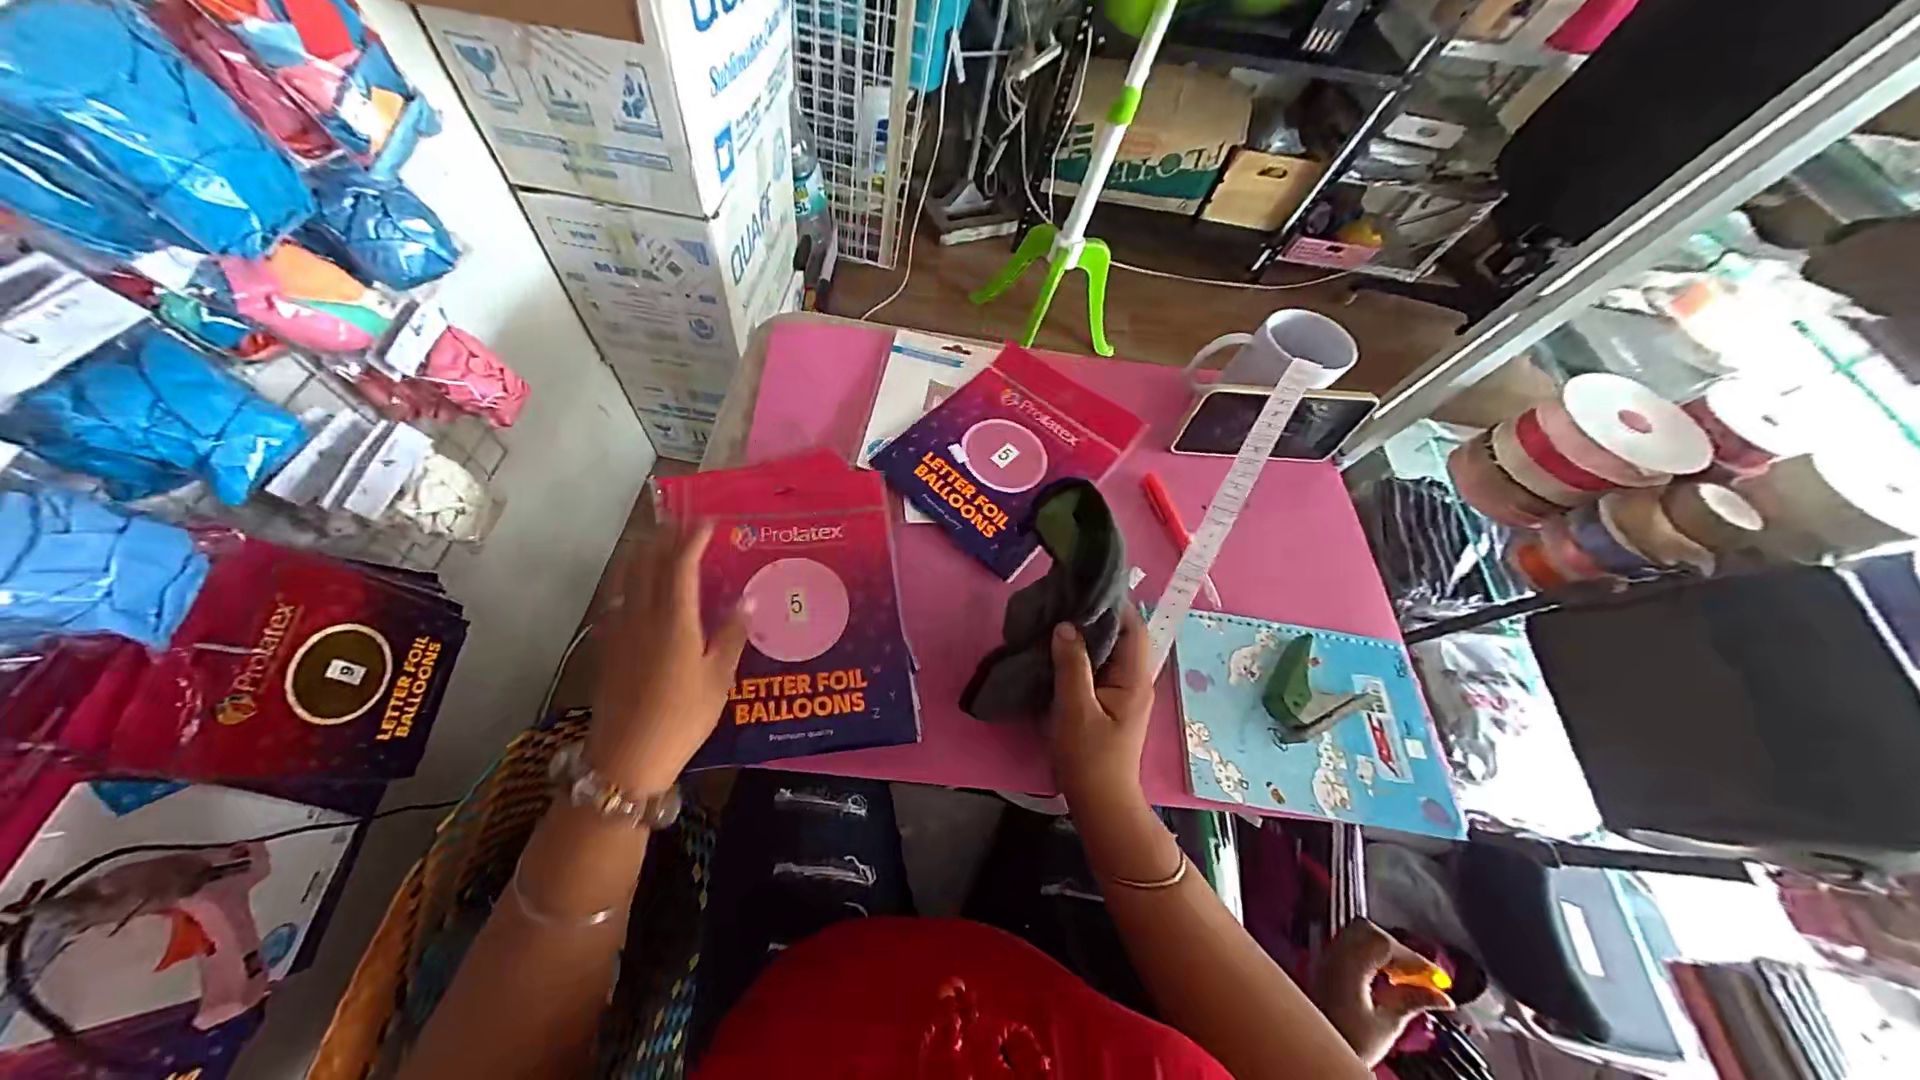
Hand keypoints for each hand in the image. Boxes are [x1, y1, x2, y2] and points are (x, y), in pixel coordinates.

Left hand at [587, 520, 749, 795]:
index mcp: (674, 620)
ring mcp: (620, 631)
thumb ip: (731, 635)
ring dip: (643, 553)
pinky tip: (634, 586)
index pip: (680, 566)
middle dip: (665, 538)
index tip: (708, 521)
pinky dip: (629, 580)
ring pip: (627, 578)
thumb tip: (746, 600)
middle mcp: (643, 616)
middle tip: (682, 522)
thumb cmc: (683, 717)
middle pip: (648, 564)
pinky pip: (618, 599)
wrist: (627, 756)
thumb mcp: (719, 678)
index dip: (693, 539)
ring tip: (656, 540)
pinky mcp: (608, 647)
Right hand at [1048, 606, 1153, 807]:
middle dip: (1097, 615)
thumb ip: (1072, 665)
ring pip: (1108, 652)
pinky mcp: (1107, 702)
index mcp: (1134, 679)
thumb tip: (1066, 626)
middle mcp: (1133, 680)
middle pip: (1121, 636)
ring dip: (1087, 634)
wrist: (1099, 803)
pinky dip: (1081, 653)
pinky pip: (1097, 667)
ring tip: (1058, 615)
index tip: (1087, 585)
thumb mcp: (1076, 709)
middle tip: (1066, 596)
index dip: (1116, 603)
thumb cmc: (1090, 757)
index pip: (1134, 628)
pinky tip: (1057, 648)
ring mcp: (1121, 692)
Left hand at [1312, 920, 1454, 1066]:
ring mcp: (1326, 958)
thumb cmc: (1347, 1041)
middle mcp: (1333, 954)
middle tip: (1422, 976)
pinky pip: (1350, 946)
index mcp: (1348, 965)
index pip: (1384, 943)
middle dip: (1399, 949)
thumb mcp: (1386, 1025)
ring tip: (1406, 979)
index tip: (1439, 977)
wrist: (1313, 1051)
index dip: (1415, 958)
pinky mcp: (1325, 965)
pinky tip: (1386, 977)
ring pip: (1358, 935)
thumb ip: (1411, 1002)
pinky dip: (1371, 955)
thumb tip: (1441, 996)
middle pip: (1368, 931)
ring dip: (1385, 951)